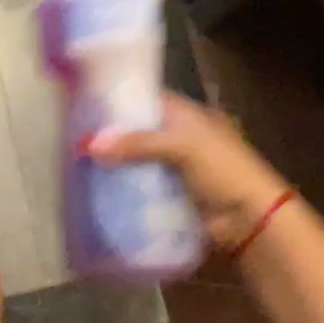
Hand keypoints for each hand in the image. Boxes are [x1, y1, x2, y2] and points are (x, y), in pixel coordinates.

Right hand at [88, 93, 294, 248]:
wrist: (250, 221)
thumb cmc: (224, 171)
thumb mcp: (183, 147)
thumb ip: (137, 143)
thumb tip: (89, 144)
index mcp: (186, 116)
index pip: (147, 100)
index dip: (119, 101)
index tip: (85, 105)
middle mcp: (177, 138)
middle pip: (136, 133)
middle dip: (109, 137)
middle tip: (73, 139)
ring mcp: (171, 170)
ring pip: (134, 162)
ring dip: (112, 166)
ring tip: (75, 165)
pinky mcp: (167, 197)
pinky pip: (137, 189)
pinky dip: (120, 190)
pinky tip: (94, 190)